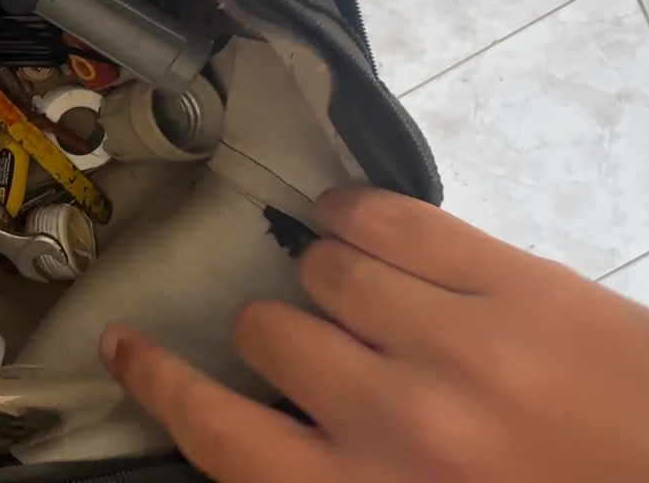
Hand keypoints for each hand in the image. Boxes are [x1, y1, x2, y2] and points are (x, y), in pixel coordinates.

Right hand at [103, 186, 648, 481]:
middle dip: (288, 342)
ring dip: (333, 282)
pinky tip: (359, 226)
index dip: (156, 381)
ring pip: (322, 267)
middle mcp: (401, 428)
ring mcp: (464, 346)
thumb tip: (270, 421)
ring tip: (374, 299)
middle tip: (337, 360)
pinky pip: (386, 217)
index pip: (217, 430)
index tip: (122, 347)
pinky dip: (354, 216)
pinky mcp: (526, 286)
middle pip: (268, 332)